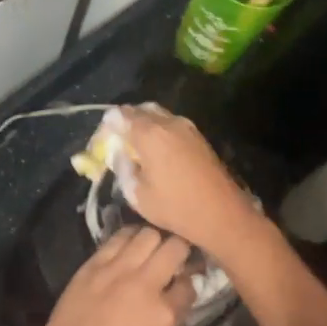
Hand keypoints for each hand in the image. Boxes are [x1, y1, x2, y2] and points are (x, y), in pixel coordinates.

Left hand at [13, 226, 196, 325]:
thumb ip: (167, 320)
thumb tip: (172, 299)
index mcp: (164, 314)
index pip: (189, 285)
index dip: (191, 281)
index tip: (187, 279)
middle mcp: (145, 285)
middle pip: (174, 248)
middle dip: (180, 248)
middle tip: (175, 255)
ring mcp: (118, 269)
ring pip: (147, 234)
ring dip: (155, 238)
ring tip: (152, 246)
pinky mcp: (95, 262)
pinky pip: (118, 237)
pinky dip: (128, 237)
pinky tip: (129, 244)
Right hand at [112, 106, 268, 258]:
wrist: (224, 216)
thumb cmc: (177, 208)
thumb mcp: (137, 194)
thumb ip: (122, 168)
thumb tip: (120, 154)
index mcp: (150, 133)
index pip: (118, 114)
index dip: (106, 127)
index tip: (102, 144)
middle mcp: (168, 123)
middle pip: (138, 109)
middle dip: (124, 122)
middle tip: (118, 143)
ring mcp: (187, 127)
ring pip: (156, 115)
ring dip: (143, 126)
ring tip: (136, 149)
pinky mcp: (198, 137)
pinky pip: (170, 124)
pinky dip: (158, 132)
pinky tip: (156, 153)